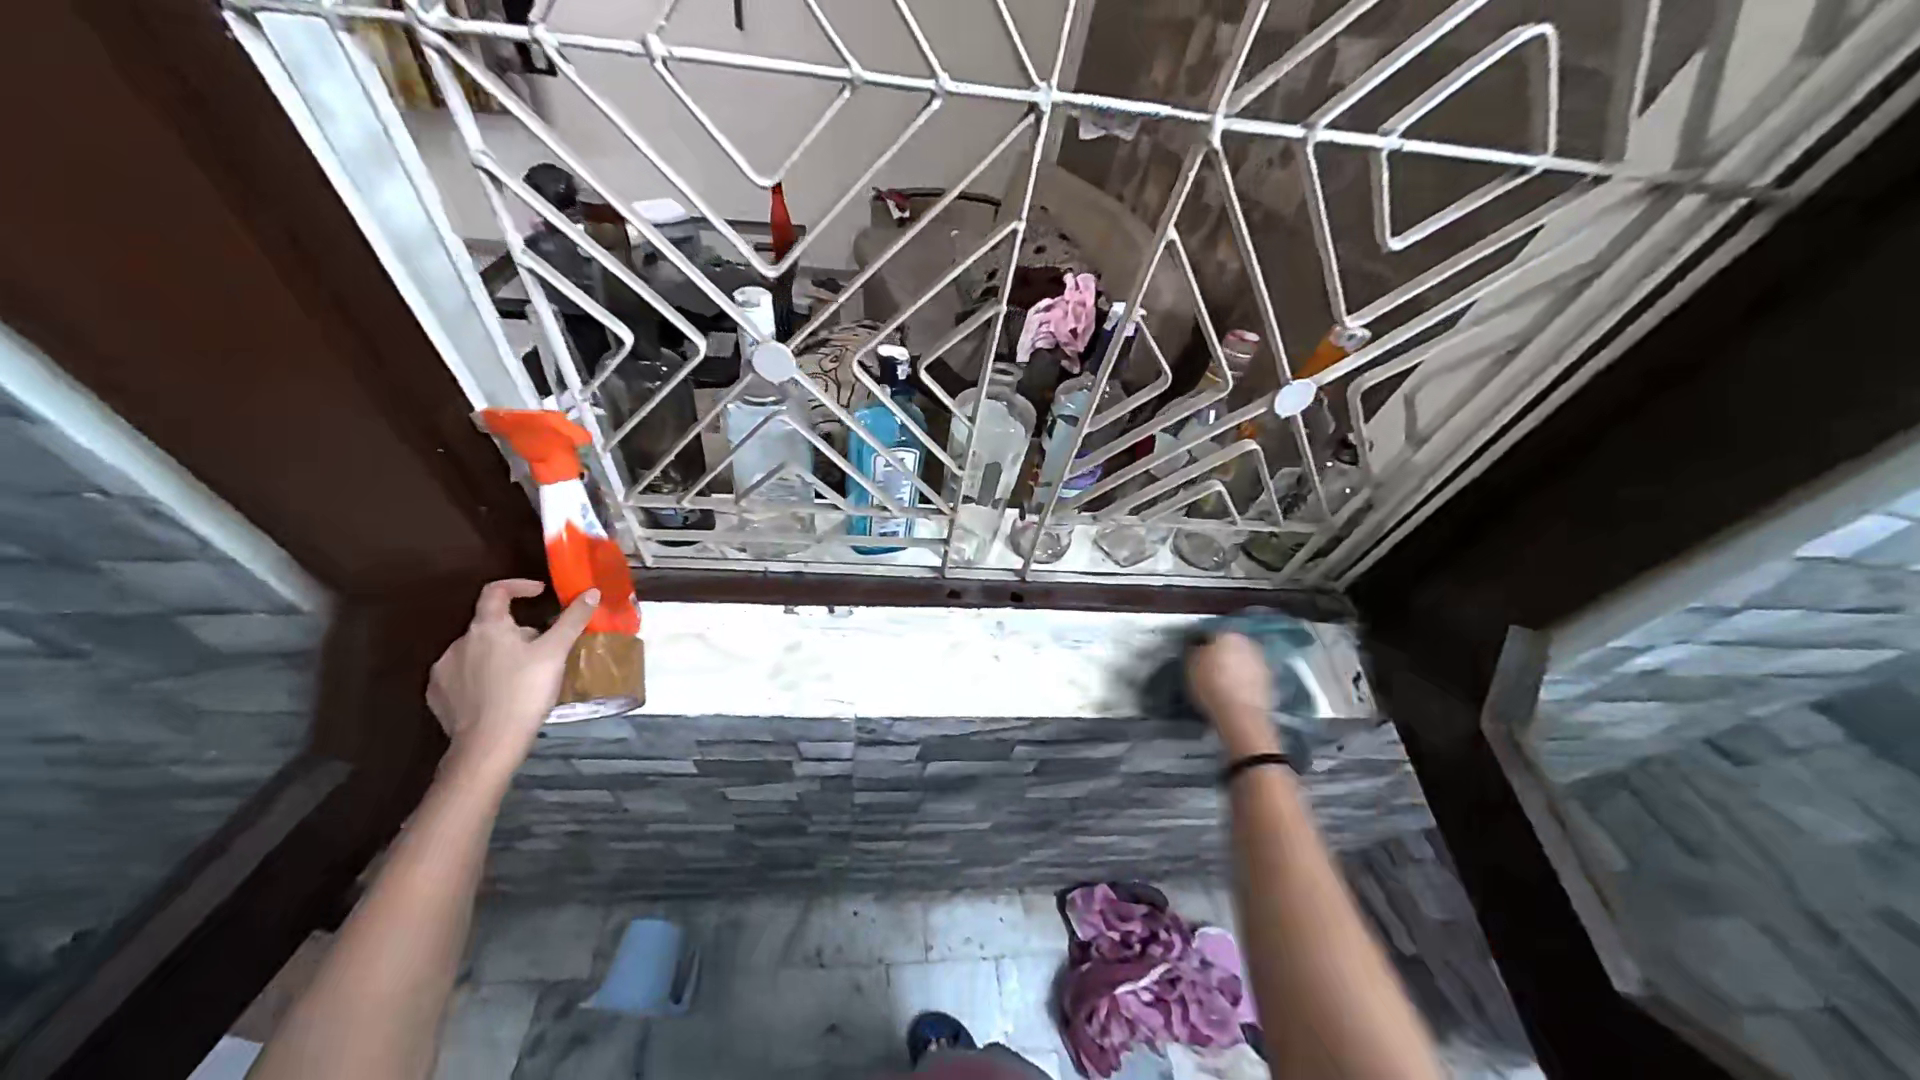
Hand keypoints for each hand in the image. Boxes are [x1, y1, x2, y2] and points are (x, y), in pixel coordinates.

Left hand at [427, 579, 598, 779]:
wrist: (489, 744)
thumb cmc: (525, 691)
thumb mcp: (555, 653)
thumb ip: (572, 620)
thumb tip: (591, 592)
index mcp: (487, 627)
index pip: (496, 591)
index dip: (518, 586)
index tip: (539, 592)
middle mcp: (459, 642)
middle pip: (491, 625)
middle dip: (517, 631)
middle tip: (542, 649)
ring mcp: (444, 669)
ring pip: (477, 651)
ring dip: (498, 654)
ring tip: (521, 674)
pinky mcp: (437, 695)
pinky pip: (462, 675)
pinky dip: (481, 676)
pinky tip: (497, 693)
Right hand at [1186, 632, 1280, 758]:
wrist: (1240, 715)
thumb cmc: (1210, 686)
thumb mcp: (1190, 666)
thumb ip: (1194, 651)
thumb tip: (1197, 647)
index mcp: (1226, 635)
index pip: (1208, 634)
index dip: (1199, 645)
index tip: (1193, 656)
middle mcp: (1247, 642)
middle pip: (1228, 645)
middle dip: (1219, 654)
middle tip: (1206, 668)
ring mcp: (1260, 661)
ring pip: (1241, 659)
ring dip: (1232, 667)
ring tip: (1220, 682)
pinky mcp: (1269, 680)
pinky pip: (1249, 675)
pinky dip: (1242, 680)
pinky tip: (1232, 691)